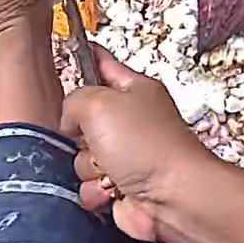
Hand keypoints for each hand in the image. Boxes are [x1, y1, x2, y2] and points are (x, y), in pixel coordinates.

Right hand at [61, 46, 221, 238]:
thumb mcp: (99, 103)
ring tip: (109, 170)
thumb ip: (74, 100)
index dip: (85, 56)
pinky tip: (111, 191)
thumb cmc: (146, 144)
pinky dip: (96, 191)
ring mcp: (125, 155)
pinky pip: (88, 186)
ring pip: (81, 157)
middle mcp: (129, 121)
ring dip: (88, 166)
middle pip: (83, 119)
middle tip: (93, 137)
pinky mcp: (120, 187)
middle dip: (80, 134)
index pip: (102, 64)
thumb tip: (71, 124)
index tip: (69, 46)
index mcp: (133, 90)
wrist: (173, 196)